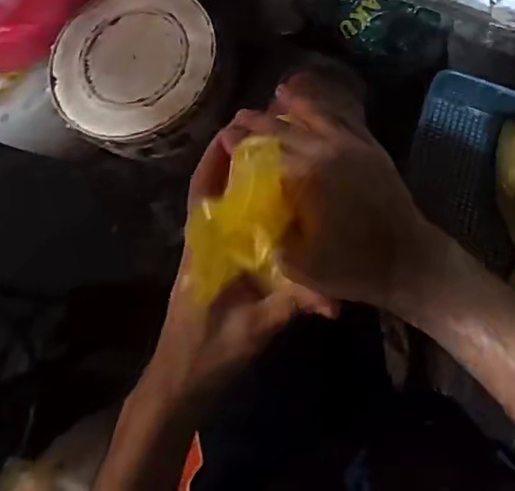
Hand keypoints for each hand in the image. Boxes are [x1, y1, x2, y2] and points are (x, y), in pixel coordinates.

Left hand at [146, 124, 335, 401]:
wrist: (179, 387)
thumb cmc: (208, 352)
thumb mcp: (254, 328)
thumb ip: (291, 306)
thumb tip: (335, 297)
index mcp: (205, 245)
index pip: (203, 189)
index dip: (215, 156)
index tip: (237, 127)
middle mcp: (205, 241)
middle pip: (214, 187)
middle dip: (235, 157)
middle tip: (268, 133)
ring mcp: (210, 254)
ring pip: (224, 204)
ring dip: (242, 178)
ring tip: (277, 155)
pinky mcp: (219, 267)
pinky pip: (234, 224)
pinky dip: (250, 205)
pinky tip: (279, 201)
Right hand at [245, 77, 451, 311]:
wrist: (406, 257)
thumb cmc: (352, 266)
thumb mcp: (301, 264)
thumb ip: (273, 236)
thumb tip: (252, 217)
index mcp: (308, 176)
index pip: (266, 150)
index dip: (243, 141)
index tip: (225, 134)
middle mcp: (328, 150)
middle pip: (287, 129)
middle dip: (261, 121)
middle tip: (240, 116)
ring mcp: (352, 144)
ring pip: (319, 114)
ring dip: (297, 103)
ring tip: (280, 91)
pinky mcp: (371, 146)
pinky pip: (346, 117)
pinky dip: (330, 107)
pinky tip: (320, 103)